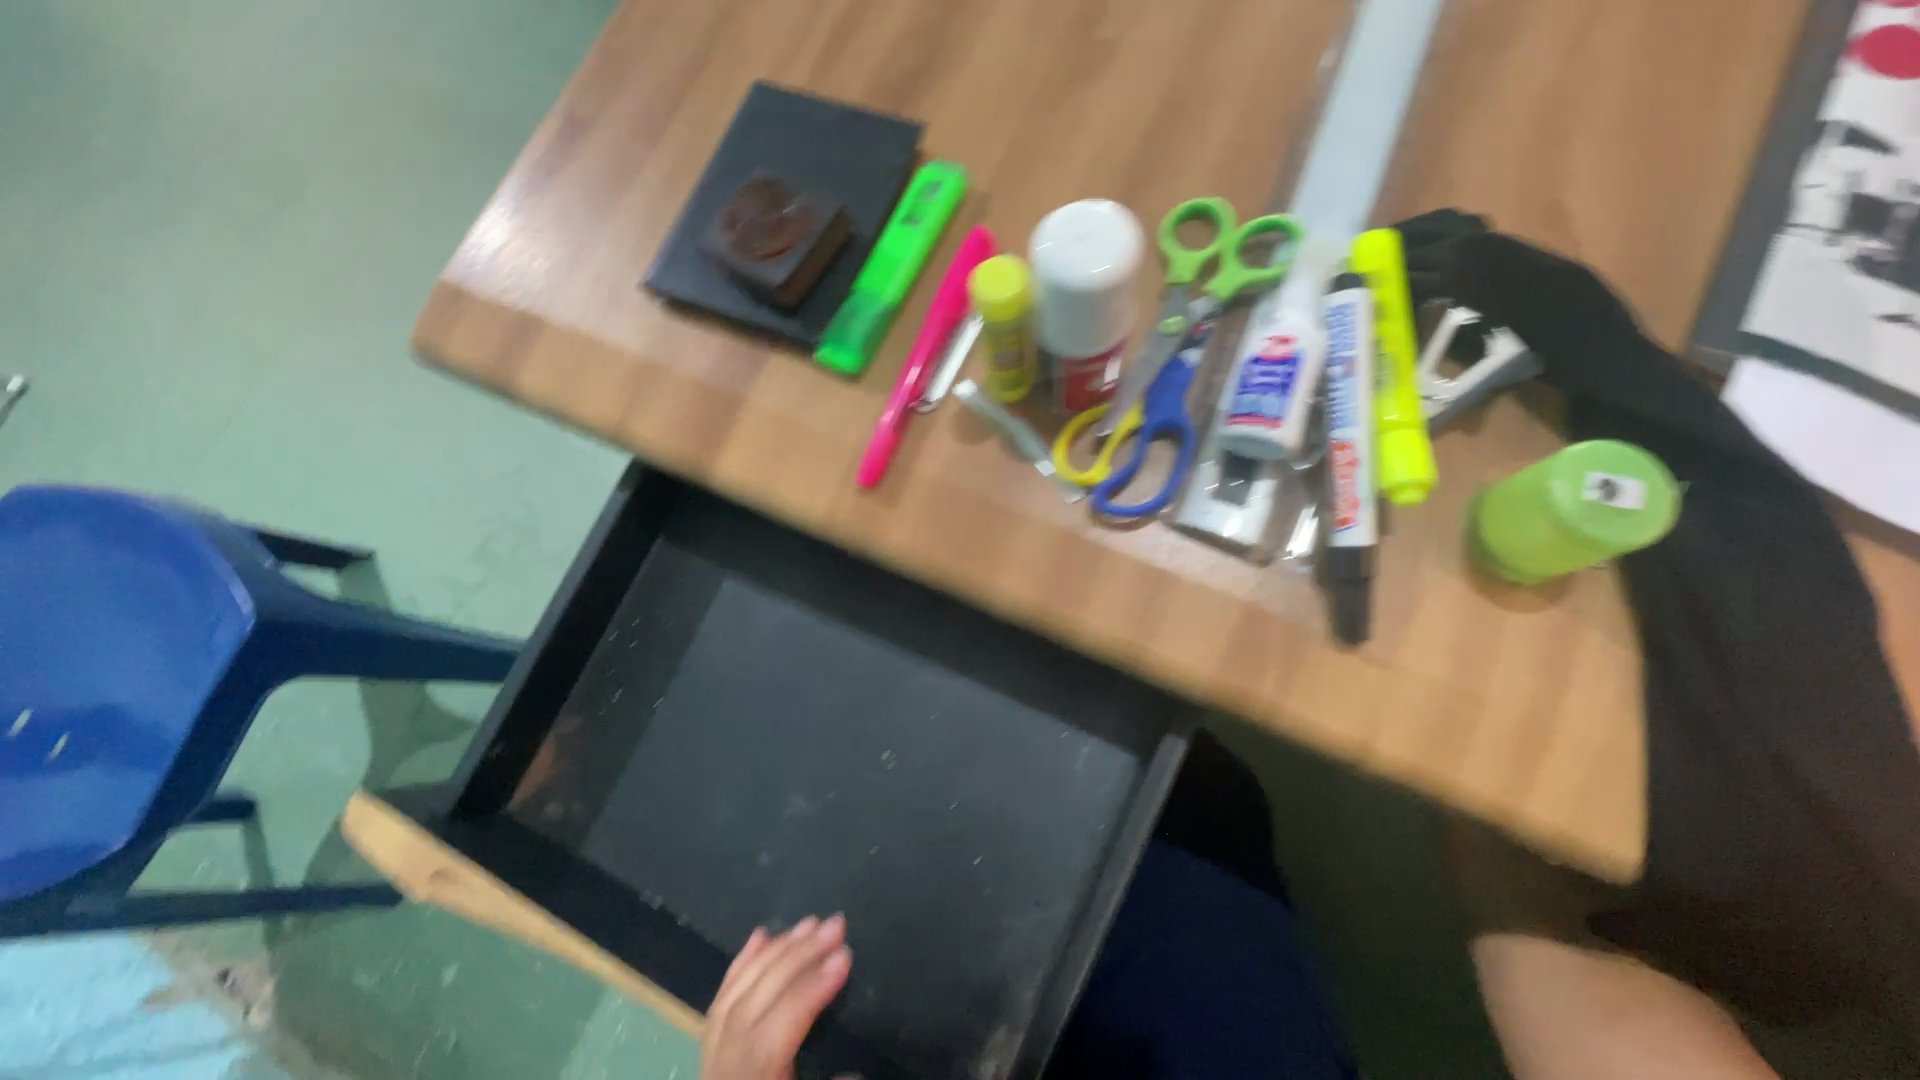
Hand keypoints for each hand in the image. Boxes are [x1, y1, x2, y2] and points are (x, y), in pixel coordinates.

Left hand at [700, 915, 852, 1079]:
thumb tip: (854, 1073)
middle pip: (755, 1003)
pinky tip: (762, 936)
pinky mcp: (708, 1055)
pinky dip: (742, 965)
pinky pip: (721, 1002)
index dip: (809, 993)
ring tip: (810, 924)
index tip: (846, 958)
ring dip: (775, 954)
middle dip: (797, 959)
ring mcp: (710, 1061)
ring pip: (737, 995)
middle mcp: (723, 1071)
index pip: (775, 1034)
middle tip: (836, 925)